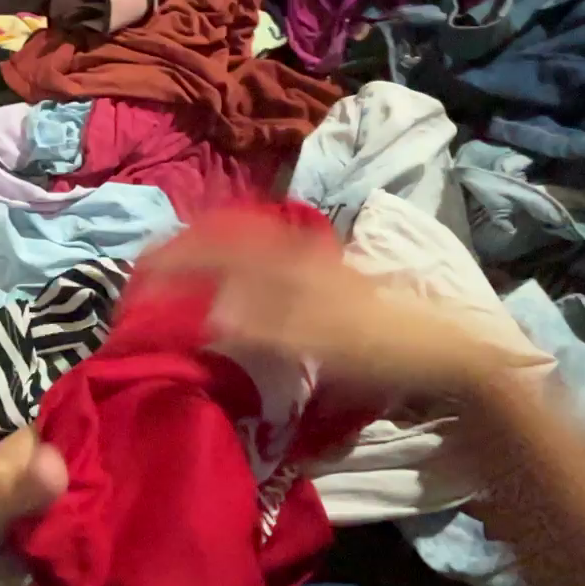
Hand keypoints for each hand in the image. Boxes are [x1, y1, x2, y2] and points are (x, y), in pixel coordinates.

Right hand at [135, 214, 512, 397]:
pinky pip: (262, 256)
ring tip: (179, 264)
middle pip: (227, 234)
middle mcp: (294, 251)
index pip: (218, 246)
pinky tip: (228, 279)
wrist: (442, 350)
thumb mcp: (319, 344)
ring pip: (244, 243)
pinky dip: (233, 260)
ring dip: (207, 248)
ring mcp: (310, 260)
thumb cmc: (380, 347)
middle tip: (151, 261)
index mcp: (289, 263)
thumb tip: (208, 316)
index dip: (176, 254)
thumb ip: (262, 327)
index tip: (142, 269)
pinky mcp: (320, 275)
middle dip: (185, 243)